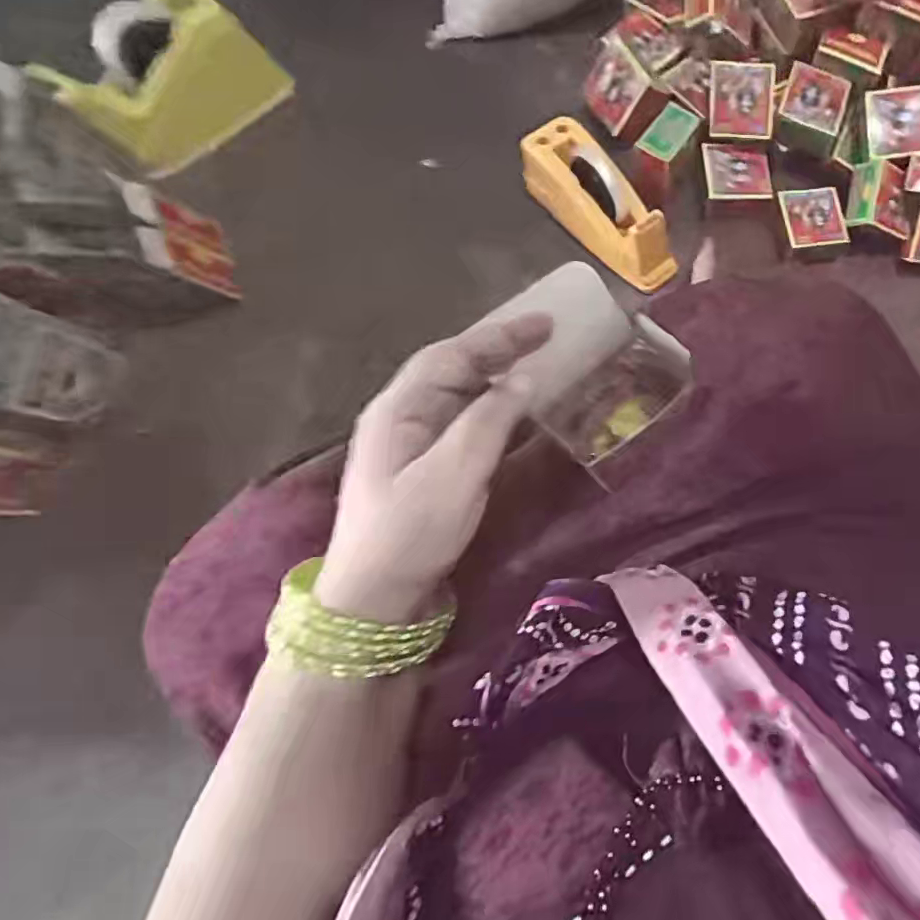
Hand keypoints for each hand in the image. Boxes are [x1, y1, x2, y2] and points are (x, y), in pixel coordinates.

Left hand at [314, 314, 553, 622]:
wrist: (374, 595)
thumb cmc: (412, 532)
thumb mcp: (455, 474)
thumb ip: (489, 422)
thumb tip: (523, 379)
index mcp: (401, 408)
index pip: (454, 356)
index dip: (500, 337)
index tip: (545, 324)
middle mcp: (402, 416)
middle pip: (452, 368)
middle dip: (498, 348)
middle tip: (545, 336)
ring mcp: (411, 441)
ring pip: (457, 393)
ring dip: (495, 374)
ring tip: (533, 363)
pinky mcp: (423, 466)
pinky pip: (462, 420)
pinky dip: (491, 405)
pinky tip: (511, 410)